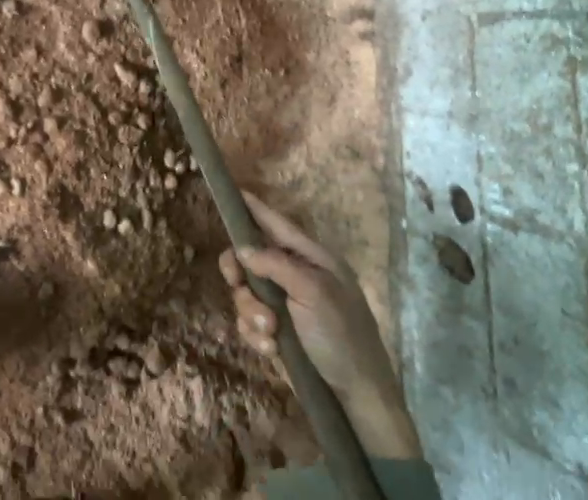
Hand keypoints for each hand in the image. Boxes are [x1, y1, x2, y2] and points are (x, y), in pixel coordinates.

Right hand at [220, 191, 422, 459]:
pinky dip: (254, 334)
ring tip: (269, 332)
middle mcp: (295, 277)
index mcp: (311, 260)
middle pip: (248, 258)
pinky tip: (270, 348)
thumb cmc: (342, 336)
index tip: (231, 190)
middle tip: (237, 284)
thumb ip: (276, 264)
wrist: (356, 396)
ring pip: (244, 292)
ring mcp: (284, 305)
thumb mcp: (313, 293)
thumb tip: (241, 249)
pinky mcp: (275, 331)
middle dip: (240, 275)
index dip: (253, 207)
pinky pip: (247, 321)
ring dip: (250, 313)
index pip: (276, 224)